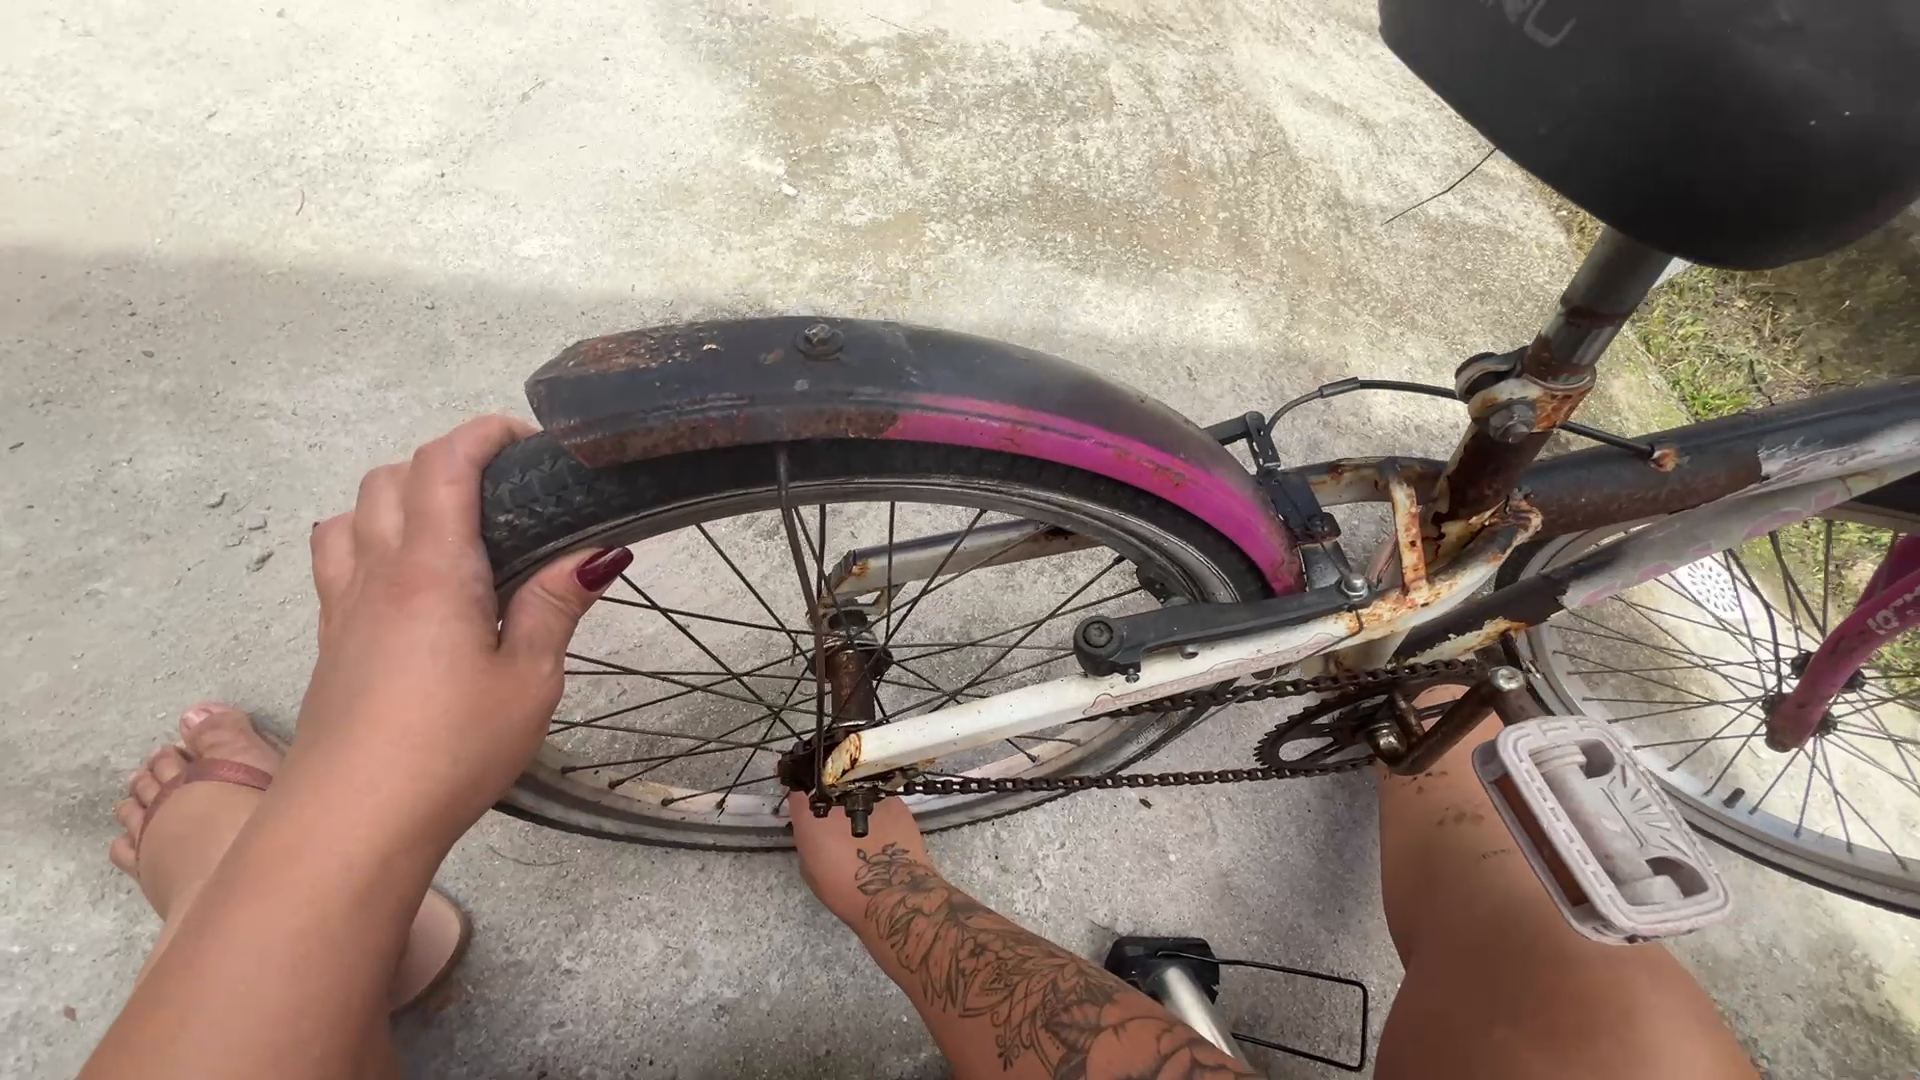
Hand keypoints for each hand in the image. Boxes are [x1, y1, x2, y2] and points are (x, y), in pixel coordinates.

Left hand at [285, 417, 628, 851]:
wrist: (351, 825)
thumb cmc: (455, 746)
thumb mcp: (530, 678)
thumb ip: (556, 606)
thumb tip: (598, 550)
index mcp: (434, 571)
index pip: (443, 467)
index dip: (482, 434)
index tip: (529, 440)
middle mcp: (379, 573)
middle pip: (391, 477)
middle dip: (446, 458)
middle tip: (507, 487)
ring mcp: (344, 606)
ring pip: (353, 511)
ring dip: (399, 493)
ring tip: (454, 523)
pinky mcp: (331, 639)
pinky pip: (336, 556)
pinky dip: (368, 534)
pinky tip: (406, 573)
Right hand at [789, 793, 933, 925]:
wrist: (891, 893)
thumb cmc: (844, 890)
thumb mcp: (811, 869)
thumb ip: (808, 840)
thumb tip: (815, 829)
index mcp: (811, 816)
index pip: (799, 790)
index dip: (802, 793)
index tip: (806, 800)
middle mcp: (838, 799)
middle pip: (829, 786)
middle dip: (829, 796)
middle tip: (836, 816)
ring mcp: (868, 795)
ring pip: (856, 790)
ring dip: (854, 801)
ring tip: (861, 822)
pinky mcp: (894, 800)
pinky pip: (879, 799)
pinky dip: (877, 809)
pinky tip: (882, 825)